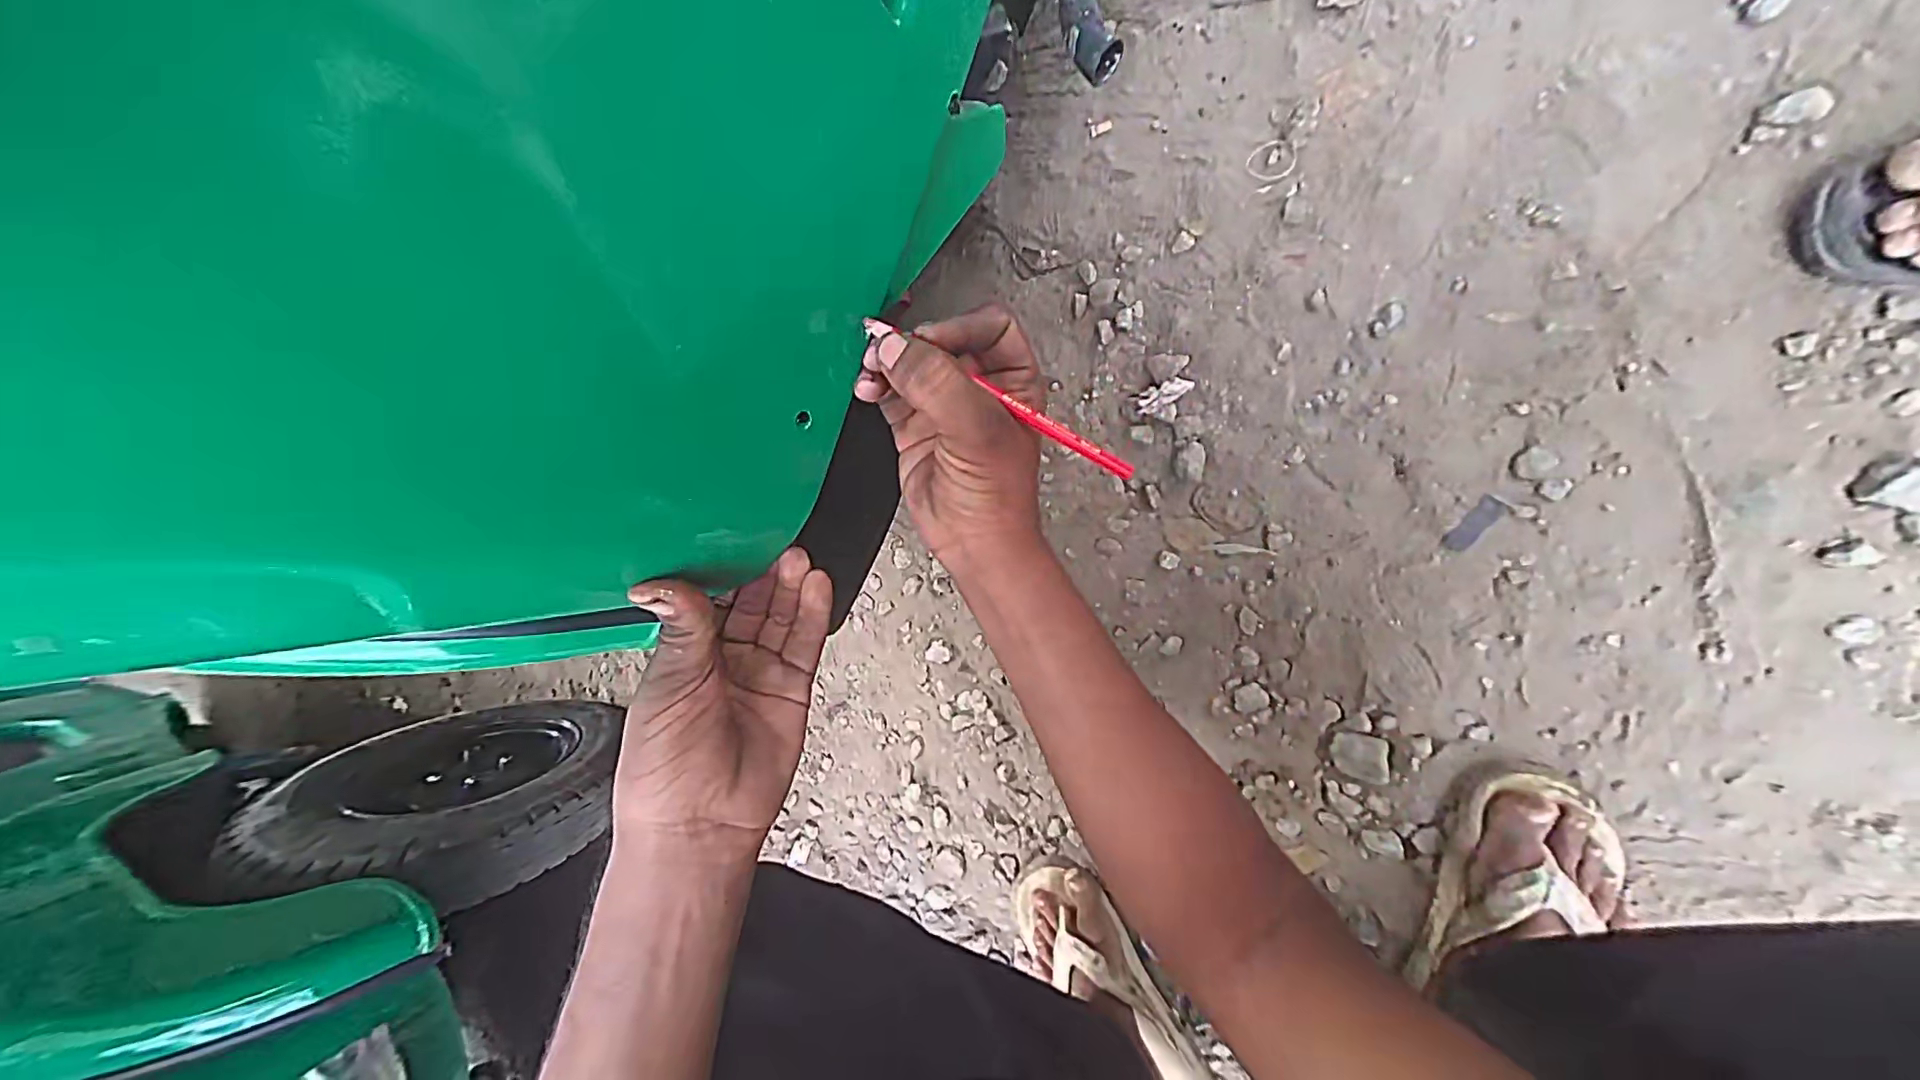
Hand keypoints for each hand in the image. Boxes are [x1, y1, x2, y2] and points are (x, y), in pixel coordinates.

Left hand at [617, 548, 832, 852]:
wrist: (700, 822)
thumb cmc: (664, 767)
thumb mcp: (666, 683)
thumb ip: (682, 629)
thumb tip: (664, 585)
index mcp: (684, 653)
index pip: (710, 598)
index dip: (726, 570)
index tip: (736, 541)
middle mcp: (724, 659)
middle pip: (751, 603)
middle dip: (764, 574)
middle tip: (775, 545)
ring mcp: (759, 672)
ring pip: (781, 618)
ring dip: (792, 588)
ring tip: (799, 560)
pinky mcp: (790, 687)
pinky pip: (804, 643)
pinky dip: (812, 614)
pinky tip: (815, 588)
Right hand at [853, 304, 1044, 562]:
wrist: (974, 542)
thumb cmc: (997, 497)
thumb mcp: (977, 430)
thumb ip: (939, 383)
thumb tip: (899, 349)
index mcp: (1013, 378)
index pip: (987, 326)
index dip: (957, 326)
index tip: (929, 343)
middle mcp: (978, 387)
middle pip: (941, 340)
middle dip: (913, 344)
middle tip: (890, 351)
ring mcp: (943, 406)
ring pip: (910, 363)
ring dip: (887, 362)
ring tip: (872, 369)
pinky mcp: (913, 425)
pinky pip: (888, 390)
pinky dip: (874, 384)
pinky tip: (868, 387)